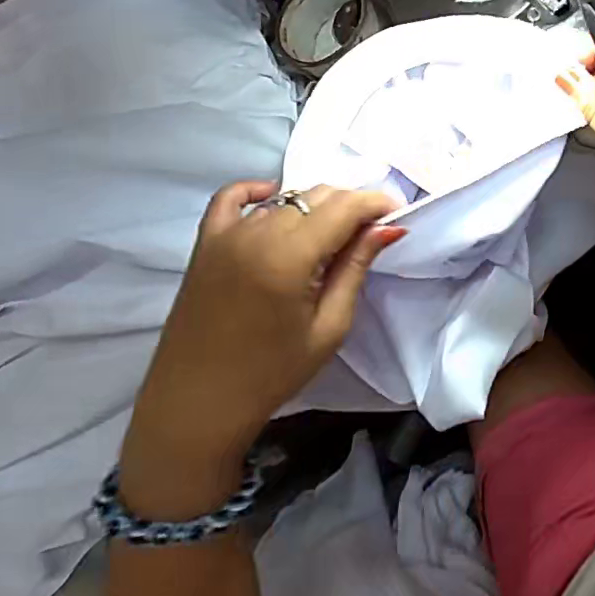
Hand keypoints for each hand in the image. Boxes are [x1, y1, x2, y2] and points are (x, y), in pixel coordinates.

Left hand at [117, 182, 401, 517]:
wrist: (198, 404)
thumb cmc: (272, 374)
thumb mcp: (329, 327)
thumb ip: (356, 267)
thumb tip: (388, 227)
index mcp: (290, 256)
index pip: (344, 206)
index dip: (376, 203)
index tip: (397, 213)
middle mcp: (257, 233)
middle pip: (316, 196)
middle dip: (350, 205)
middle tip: (369, 231)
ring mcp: (227, 234)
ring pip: (284, 198)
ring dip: (314, 206)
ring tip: (330, 234)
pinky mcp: (205, 243)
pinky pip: (231, 197)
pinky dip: (258, 191)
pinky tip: (274, 199)